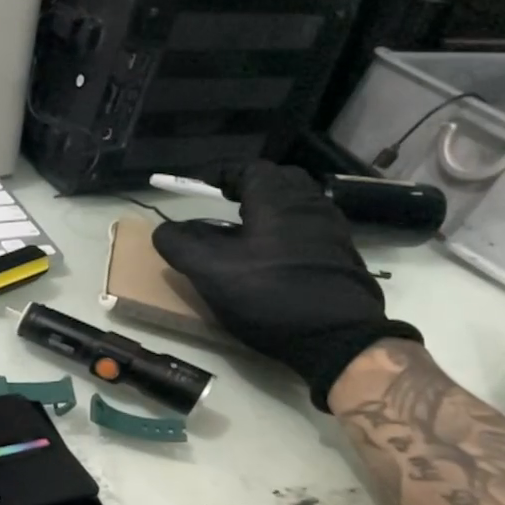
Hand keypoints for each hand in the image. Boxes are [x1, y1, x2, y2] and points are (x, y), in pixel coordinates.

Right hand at [152, 161, 421, 410]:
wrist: (338, 336)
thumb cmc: (271, 295)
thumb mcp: (213, 273)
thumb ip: (182, 246)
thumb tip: (164, 229)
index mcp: (278, 201)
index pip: (249, 168)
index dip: (221, 172)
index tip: (198, 183)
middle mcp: (310, 205)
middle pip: (278, 179)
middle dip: (248, 184)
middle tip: (223, 200)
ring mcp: (331, 229)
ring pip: (296, 202)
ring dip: (267, 206)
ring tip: (243, 228)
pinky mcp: (340, 253)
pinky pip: (308, 225)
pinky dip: (284, 227)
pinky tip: (271, 253)